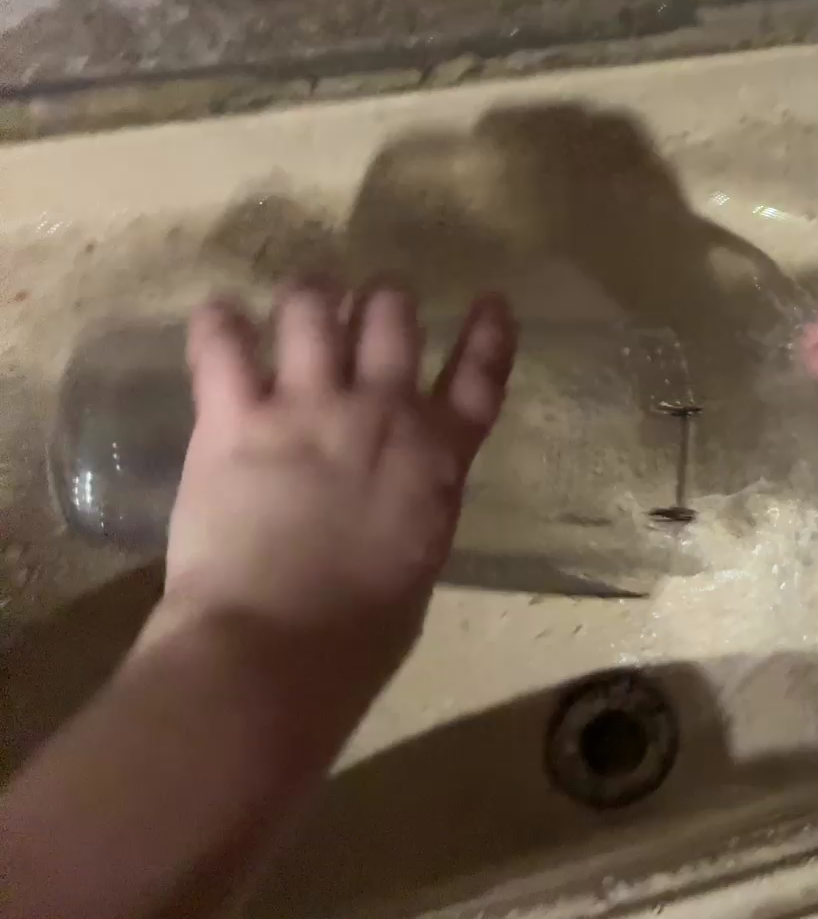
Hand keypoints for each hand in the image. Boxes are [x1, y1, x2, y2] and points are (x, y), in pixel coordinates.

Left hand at [152, 282, 515, 672]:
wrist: (290, 630)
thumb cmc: (377, 606)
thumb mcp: (429, 534)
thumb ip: (423, 486)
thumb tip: (408, 476)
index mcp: (443, 450)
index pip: (480, 375)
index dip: (490, 332)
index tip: (494, 299)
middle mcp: (385, 411)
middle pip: (394, 324)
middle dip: (389, 298)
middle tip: (382, 292)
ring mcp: (311, 408)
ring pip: (314, 316)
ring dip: (314, 293)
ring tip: (310, 288)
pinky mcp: (235, 421)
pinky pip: (225, 350)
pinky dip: (222, 323)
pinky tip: (221, 311)